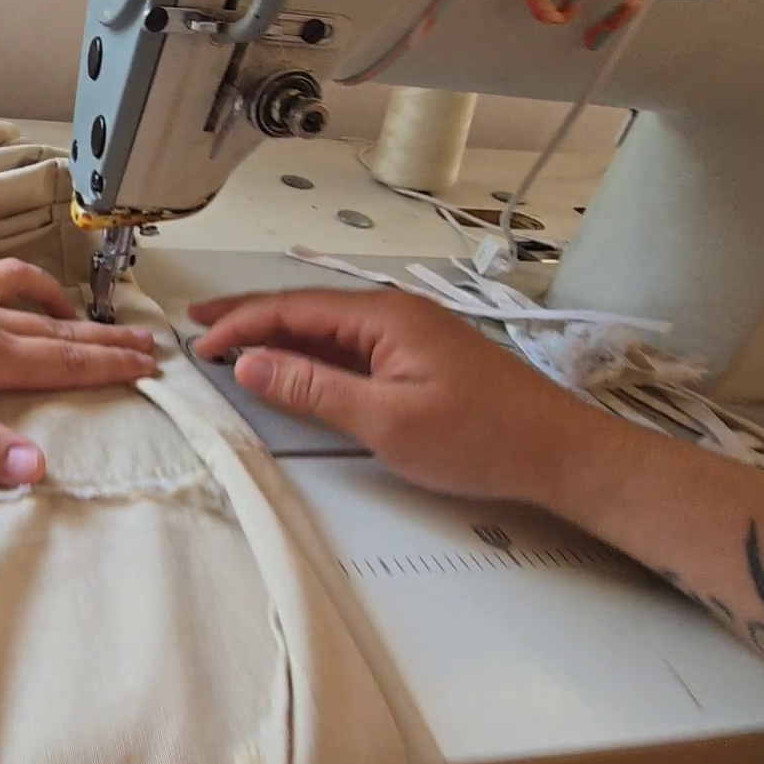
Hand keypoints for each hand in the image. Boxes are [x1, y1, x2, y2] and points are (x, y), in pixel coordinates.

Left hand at [0, 259, 158, 485]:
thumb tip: (39, 469)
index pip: (59, 361)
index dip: (106, 366)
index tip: (148, 366)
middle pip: (54, 330)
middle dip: (104, 340)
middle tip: (147, 342)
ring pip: (26, 300)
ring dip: (67, 310)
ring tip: (93, 318)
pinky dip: (18, 282)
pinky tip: (16, 290)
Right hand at [189, 288, 611, 503]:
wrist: (565, 455)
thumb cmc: (480, 438)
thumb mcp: (384, 419)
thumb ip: (311, 388)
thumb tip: (249, 363)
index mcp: (382, 315)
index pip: (292, 309)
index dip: (241, 323)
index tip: (201, 344)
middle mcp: (390, 312)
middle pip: (304, 307)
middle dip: (248, 314)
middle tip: (199, 320)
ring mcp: (404, 333)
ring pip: (323, 326)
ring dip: (274, 333)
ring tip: (229, 338)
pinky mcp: (413, 354)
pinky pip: (346, 345)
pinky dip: (306, 352)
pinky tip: (286, 361)